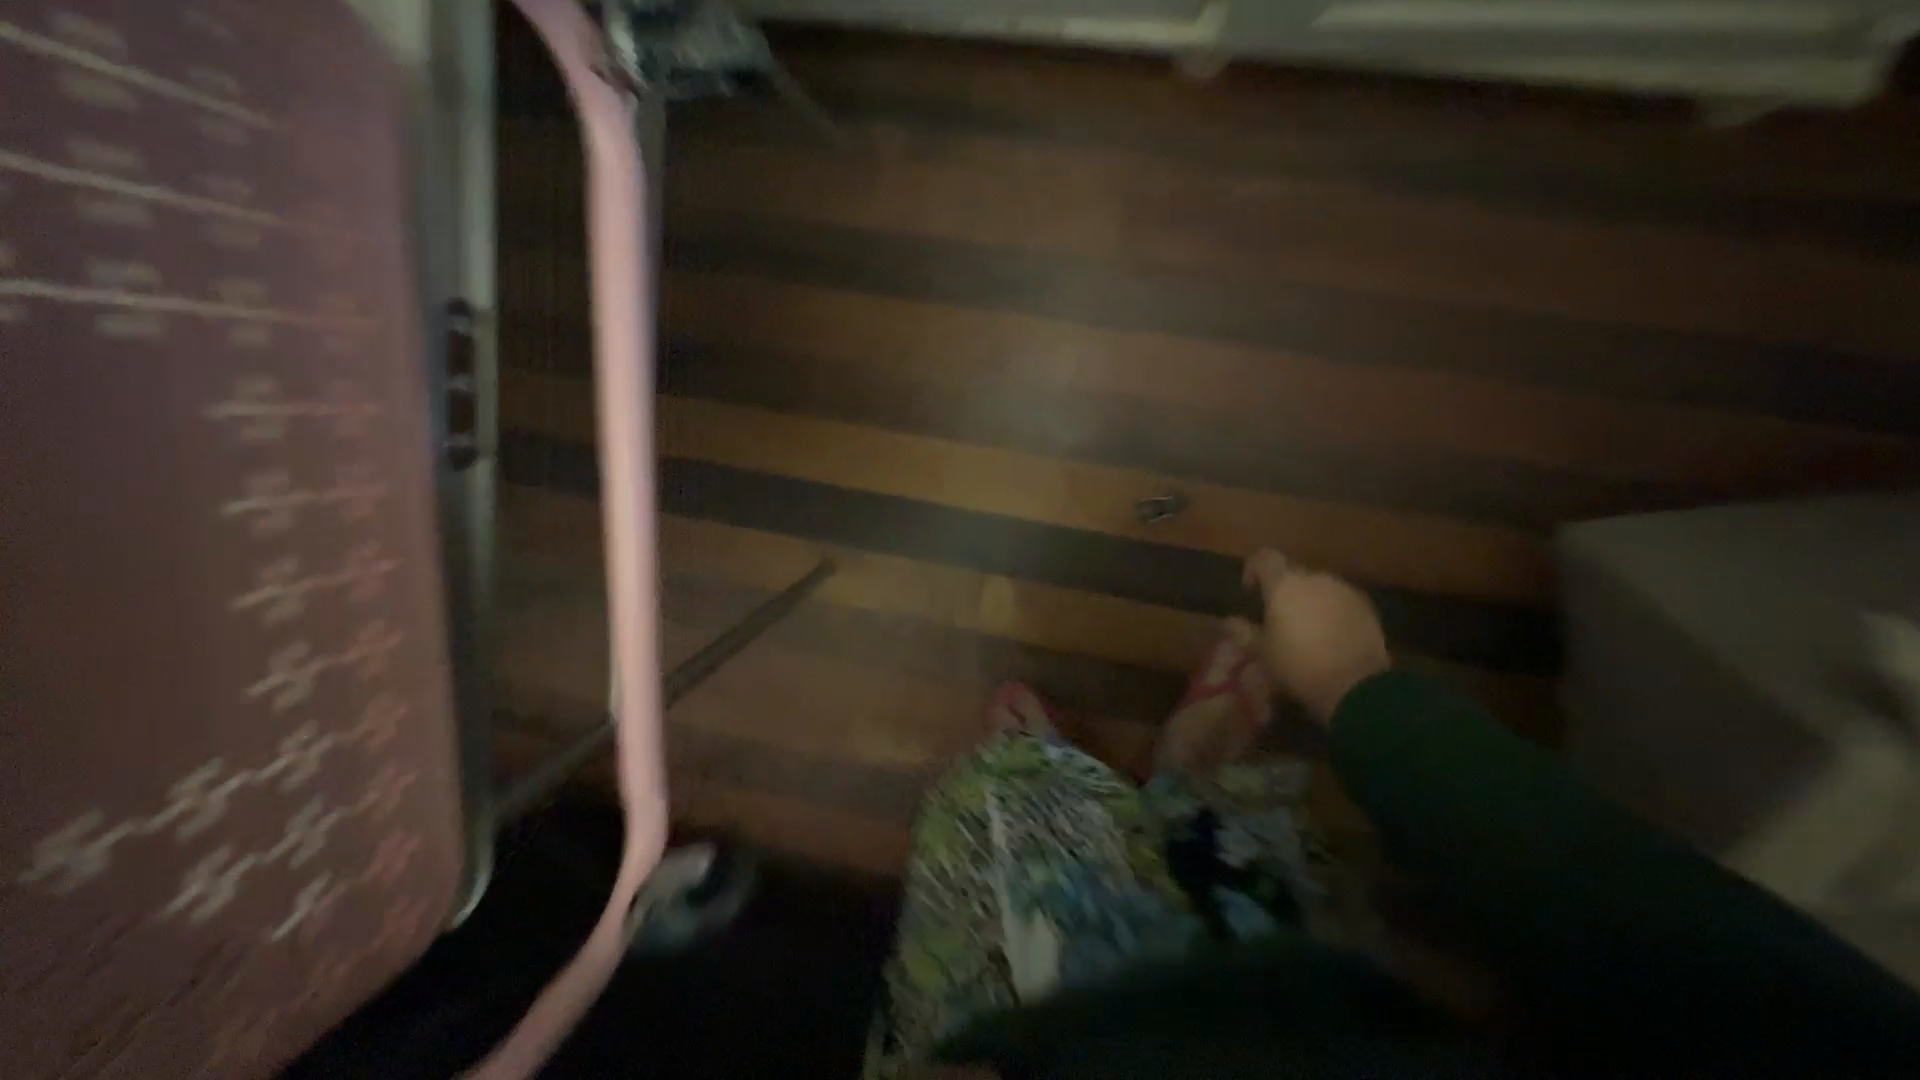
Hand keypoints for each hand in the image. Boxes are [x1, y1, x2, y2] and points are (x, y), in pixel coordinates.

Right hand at [1243, 549, 1390, 722]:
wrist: (1355, 686)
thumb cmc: (1298, 665)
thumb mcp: (1261, 652)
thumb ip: (1242, 632)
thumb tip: (1227, 621)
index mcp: (1284, 584)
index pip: (1264, 557)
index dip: (1253, 570)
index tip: (1250, 593)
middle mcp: (1315, 578)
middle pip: (1293, 573)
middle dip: (1283, 591)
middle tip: (1278, 619)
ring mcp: (1344, 590)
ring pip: (1319, 587)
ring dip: (1309, 601)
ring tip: (1306, 630)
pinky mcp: (1366, 606)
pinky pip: (1341, 600)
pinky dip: (1332, 611)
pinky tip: (1331, 637)